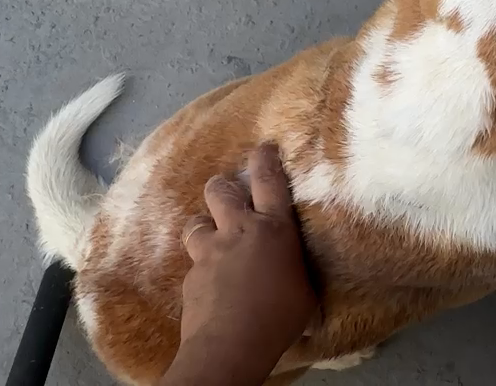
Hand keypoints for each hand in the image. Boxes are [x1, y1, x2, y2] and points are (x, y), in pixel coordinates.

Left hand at [160, 142, 317, 385]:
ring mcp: (209, 254)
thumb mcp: (305, 290)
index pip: (269, 180)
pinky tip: (208, 283)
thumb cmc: (280, 315)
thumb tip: (305, 281)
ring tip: (211, 236)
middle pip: (220, 191)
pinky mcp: (189, 280)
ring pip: (196, 224)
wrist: (229, 347)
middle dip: (222, 186)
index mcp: (274, 227)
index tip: (262, 147)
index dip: (265, 159)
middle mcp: (239, 231)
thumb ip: (299, 273)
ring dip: (204, 226)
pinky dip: (200, 268)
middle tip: (227, 190)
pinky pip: (192, 265)